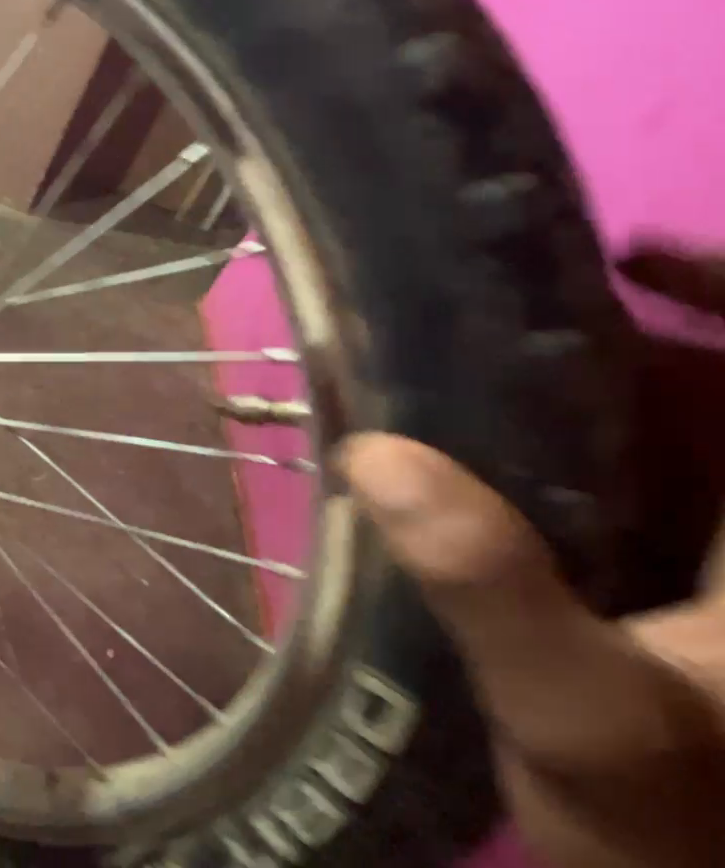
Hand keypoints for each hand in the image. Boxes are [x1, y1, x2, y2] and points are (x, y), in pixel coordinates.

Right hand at [337, 246, 724, 867]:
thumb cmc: (678, 825)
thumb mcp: (580, 710)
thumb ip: (488, 584)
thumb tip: (374, 454)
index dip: (724, 294)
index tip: (617, 254)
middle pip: (683, 402)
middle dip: (576, 358)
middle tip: (449, 333)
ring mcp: (700, 566)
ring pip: (628, 452)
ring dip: (532, 418)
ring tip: (421, 395)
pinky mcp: (656, 596)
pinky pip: (591, 502)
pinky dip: (520, 475)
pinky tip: (441, 478)